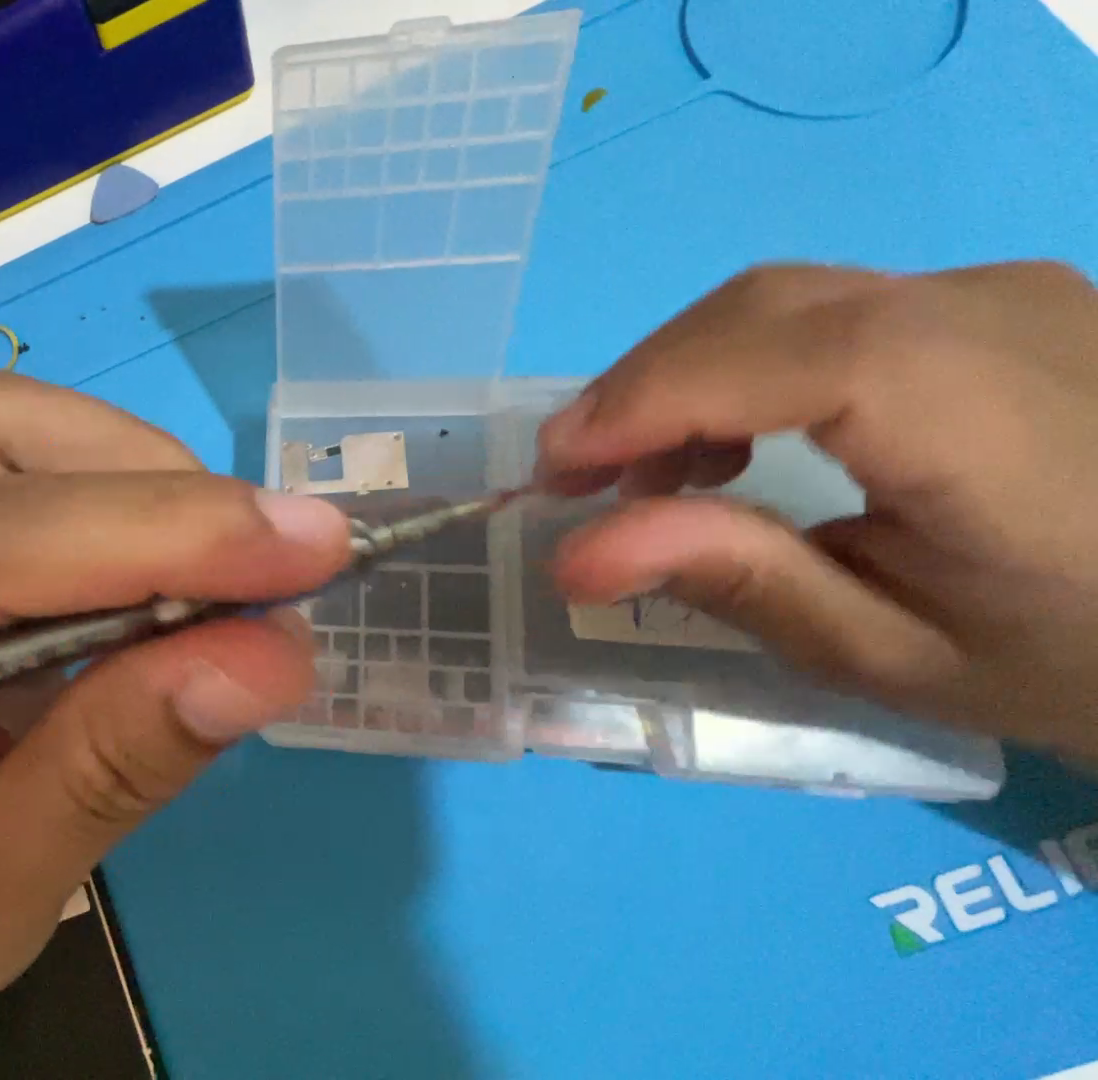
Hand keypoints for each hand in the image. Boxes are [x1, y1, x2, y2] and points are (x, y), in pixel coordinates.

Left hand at [0, 373, 348, 1078]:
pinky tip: (159, 574)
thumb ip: (114, 769)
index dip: (158, 530)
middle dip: (150, 482)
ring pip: (4, 435)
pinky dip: (115, 499)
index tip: (310, 548)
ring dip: (132, 475)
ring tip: (216, 568)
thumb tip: (268, 653)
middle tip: (263, 565)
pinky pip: (18, 475)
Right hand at [537, 262, 1097, 759]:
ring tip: (639, 475)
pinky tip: (719, 440)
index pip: (796, 358)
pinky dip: (724, 367)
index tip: (553, 473)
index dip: (652, 399)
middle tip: (572, 482)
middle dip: (636, 391)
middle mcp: (1002, 317)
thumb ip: (737, 582)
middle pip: (760, 312)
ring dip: (671, 379)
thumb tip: (573, 557)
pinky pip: (812, 309)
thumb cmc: (1071, 652)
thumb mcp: (889, 651)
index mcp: (1000, 425)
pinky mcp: (979, 297)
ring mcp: (997, 291)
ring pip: (773, 302)